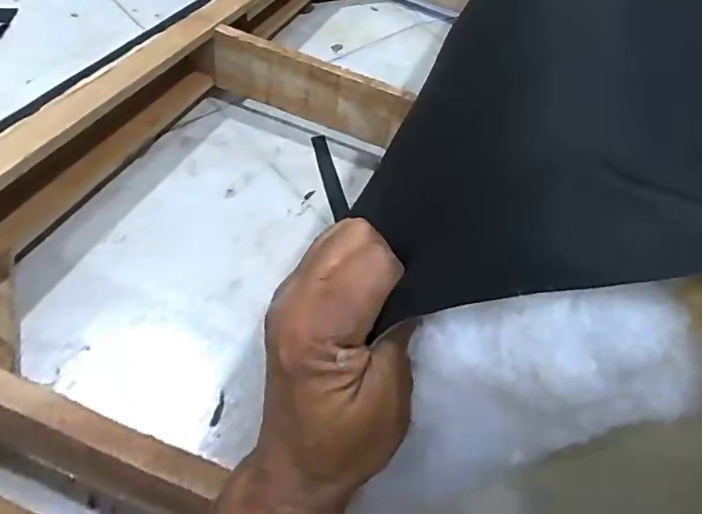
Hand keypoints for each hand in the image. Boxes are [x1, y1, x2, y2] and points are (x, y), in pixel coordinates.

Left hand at [217, 219, 413, 513]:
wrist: (296, 471)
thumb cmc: (346, 441)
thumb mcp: (389, 395)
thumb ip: (400, 328)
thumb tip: (415, 281)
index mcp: (317, 327)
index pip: (372, 256)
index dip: (403, 268)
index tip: (413, 294)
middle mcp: (294, 300)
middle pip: (355, 232)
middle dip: (387, 247)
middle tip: (402, 287)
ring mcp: (286, 293)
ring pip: (341, 231)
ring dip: (370, 246)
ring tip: (384, 283)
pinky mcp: (289, 293)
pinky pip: (328, 246)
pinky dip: (353, 251)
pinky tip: (364, 282)